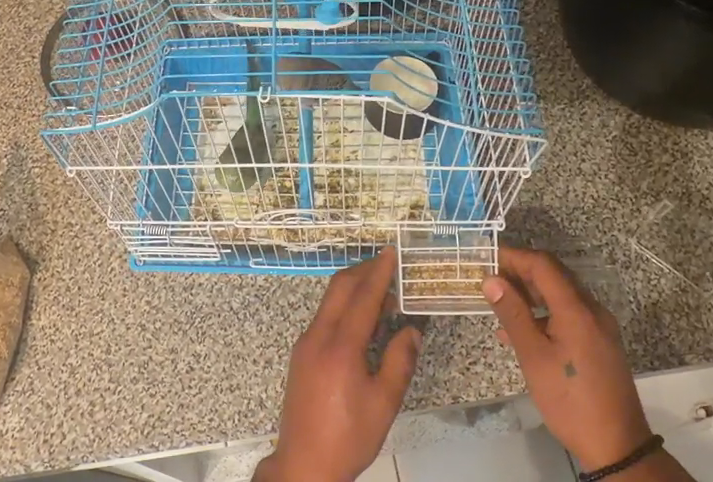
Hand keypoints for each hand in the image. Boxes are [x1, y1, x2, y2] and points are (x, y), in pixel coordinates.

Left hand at [255, 250, 420, 481]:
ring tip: (382, 290)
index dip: (379, 272)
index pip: (363, 296)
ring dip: (354, 288)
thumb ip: (399, 361)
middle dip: (364, 271)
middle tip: (388, 263)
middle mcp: (318, 336)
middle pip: (340, 288)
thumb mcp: (384, 403)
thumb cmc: (349, 436)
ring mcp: (306, 343)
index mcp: (341, 346)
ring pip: (330, 301)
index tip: (392, 252)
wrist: (304, 463)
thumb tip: (411, 330)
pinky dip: (344, 307)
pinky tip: (362, 320)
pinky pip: (324, 317)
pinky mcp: (301, 353)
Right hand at [484, 247, 652, 472]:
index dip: (514, 257)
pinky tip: (524, 332)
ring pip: (562, 295)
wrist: (618, 445)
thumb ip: (513, 314)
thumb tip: (491, 280)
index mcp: (577, 309)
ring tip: (501, 306)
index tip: (486, 260)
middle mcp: (593, 310)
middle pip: (554, 276)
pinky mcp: (601, 343)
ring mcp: (600, 327)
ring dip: (532, 294)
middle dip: (521, 273)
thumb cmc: (569, 400)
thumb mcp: (534, 357)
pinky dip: (546, 313)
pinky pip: (570, 314)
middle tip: (490, 282)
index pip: (543, 265)